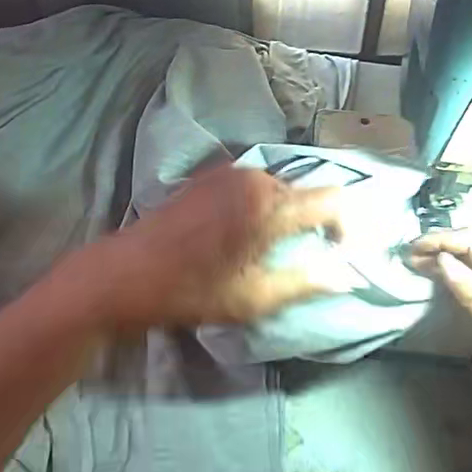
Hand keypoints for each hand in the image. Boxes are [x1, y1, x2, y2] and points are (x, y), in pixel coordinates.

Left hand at [61, 165, 345, 329]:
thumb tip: (347, 276)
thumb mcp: (253, 298)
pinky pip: (253, 185)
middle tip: (304, 257)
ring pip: (278, 188)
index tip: (339, 252)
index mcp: (269, 206)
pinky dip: (260, 205)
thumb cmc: (190, 291)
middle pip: (305, 192)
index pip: (333, 199)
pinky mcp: (209, 175)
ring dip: (285, 214)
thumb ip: (306, 282)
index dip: (346, 225)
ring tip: (270, 249)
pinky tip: (243, 233)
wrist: (124, 273)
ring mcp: (229, 172)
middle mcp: (254, 178)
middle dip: (313, 222)